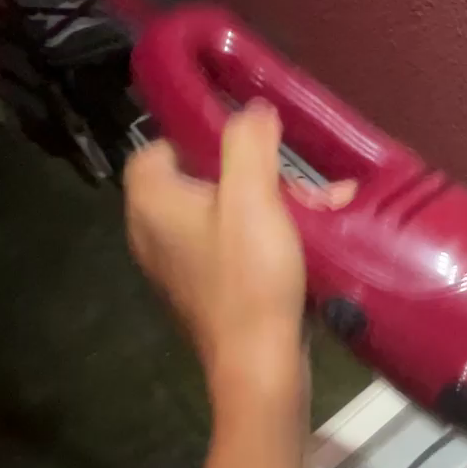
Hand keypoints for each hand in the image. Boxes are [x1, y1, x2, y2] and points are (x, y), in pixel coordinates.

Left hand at [123, 101, 351, 404]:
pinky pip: (228, 247)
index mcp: (151, 202)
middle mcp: (151, 232)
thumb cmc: (251, 275)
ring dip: (266, 207)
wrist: (258, 360)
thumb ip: (249, 144)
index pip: (157, 148)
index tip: (249, 145)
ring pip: (218, 216)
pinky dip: (262, 238)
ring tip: (315, 212)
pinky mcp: (204, 292)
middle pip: (196, 182)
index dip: (200, 138)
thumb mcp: (255, 199)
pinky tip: (303, 246)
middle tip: (294, 184)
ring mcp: (177, 267)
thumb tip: (250, 107)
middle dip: (250, 176)